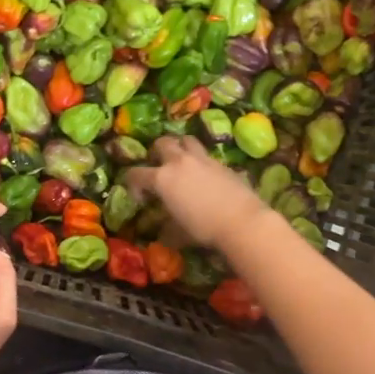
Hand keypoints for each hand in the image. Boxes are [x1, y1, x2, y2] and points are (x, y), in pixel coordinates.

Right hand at [126, 136, 268, 247]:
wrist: (242, 221)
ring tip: (182, 161)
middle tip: (159, 166)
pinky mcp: (222, 164)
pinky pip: (207, 156)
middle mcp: (179, 162)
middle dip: (156, 152)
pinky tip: (206, 177)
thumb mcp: (178, 233)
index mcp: (162, 178)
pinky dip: (202, 162)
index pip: (135, 174)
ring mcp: (203, 160)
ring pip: (186, 140)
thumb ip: (166, 228)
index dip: (132, 184)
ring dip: (181, 147)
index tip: (141, 198)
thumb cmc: (203, 228)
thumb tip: (163, 232)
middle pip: (162, 143)